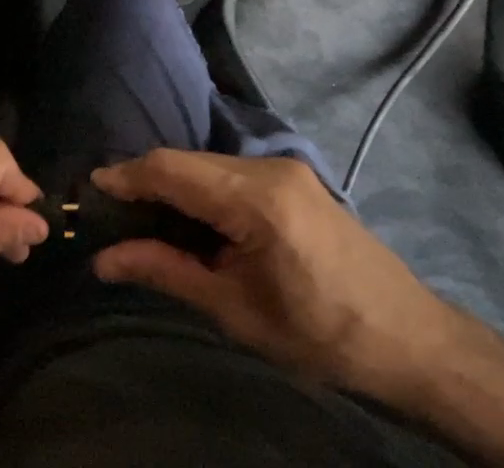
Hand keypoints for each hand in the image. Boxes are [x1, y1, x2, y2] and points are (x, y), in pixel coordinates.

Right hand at [90, 151, 461, 398]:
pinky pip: (227, 172)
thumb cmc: (322, 336)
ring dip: (169, 186)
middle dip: (142, 182)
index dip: (124, 177)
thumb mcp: (235, 310)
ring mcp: (285, 170)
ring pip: (204, 164)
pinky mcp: (294, 180)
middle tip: (109, 216)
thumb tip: (102, 260)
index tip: (88, 194)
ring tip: (141, 223)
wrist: (415, 342)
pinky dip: (197, 189)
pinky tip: (187, 221)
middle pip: (184, 161)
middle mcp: (269, 170)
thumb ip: (165, 272)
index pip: (169, 169)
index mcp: (256, 201)